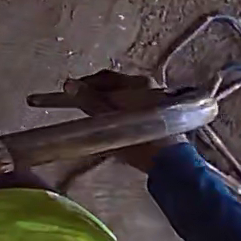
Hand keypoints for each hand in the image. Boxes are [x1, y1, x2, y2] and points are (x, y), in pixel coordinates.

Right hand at [27, 70, 188, 172]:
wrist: (171, 163)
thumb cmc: (137, 138)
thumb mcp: (107, 118)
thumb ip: (88, 100)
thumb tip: (70, 85)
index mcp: (137, 83)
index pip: (103, 77)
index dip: (83, 83)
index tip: (69, 91)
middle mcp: (151, 86)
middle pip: (116, 84)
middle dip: (96, 91)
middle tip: (80, 101)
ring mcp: (159, 99)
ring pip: (127, 94)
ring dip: (110, 100)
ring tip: (96, 111)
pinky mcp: (164, 115)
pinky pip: (137, 104)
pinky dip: (122, 108)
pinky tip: (115, 119)